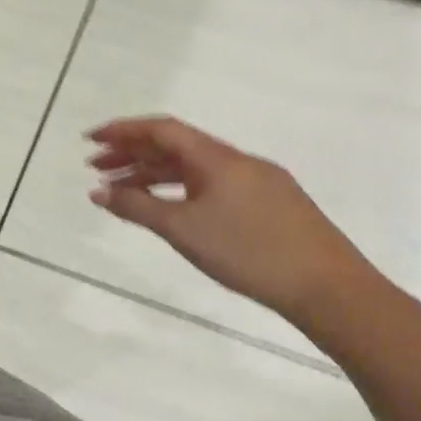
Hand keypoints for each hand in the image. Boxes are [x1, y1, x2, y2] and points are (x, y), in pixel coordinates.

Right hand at [86, 116, 374, 317]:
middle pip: (177, 146)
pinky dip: (178, 188)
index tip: (89, 139)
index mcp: (220, 160)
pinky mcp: (270, 205)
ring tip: (121, 190)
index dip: (123, 130)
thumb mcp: (181, 229)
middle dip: (132, 153)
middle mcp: (241, 164)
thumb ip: (135, 207)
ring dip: (153, 173)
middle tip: (95, 166)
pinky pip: (212, 184)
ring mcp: (260, 184)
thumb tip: (97, 192)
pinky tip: (164, 206)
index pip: (164, 130)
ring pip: (195, 167)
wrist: (331, 290)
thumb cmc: (249, 251)